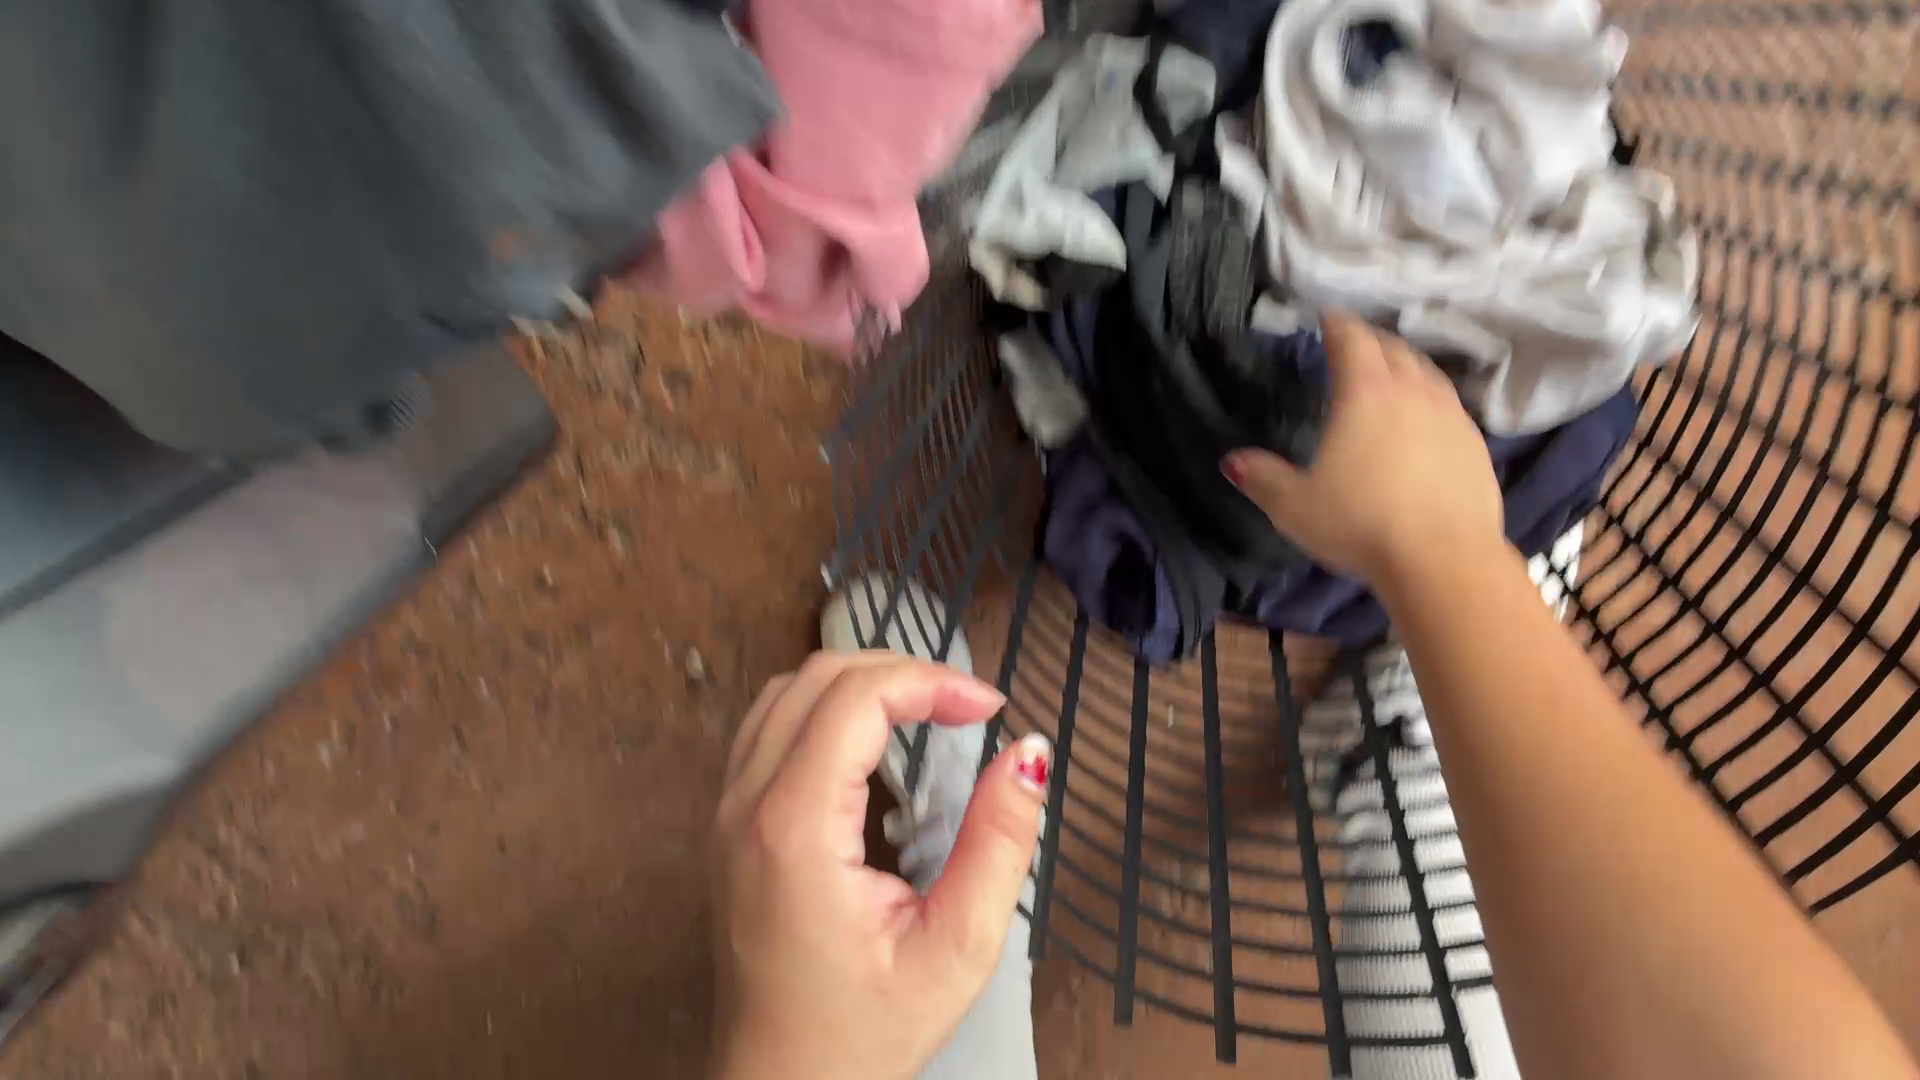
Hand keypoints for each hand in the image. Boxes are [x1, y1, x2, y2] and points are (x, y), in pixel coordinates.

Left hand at [711, 651, 1050, 1079]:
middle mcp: (746, 801)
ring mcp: (726, 807)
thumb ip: (999, 844)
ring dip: (862, 680)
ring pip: (789, 689)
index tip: (990, 707)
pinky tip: (870, 736)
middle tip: (965, 706)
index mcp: (795, 827)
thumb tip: (1029, 750)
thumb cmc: (866, 1031)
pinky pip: (770, 722)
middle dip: (902, 672)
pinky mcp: (728, 819)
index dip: (931, 681)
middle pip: (820, 676)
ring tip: (926, 709)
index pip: (857, 696)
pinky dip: (827, 704)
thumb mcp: (956, 949)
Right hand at [1221, 313, 1504, 586]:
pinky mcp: (1475, 445)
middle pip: (1393, 349)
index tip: (1326, 317)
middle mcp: (1412, 393)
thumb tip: (1232, 460)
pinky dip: (1428, 399)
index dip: (1337, 324)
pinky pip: (1448, 405)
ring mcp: (1451, 416)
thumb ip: (1261, 477)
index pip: (1351, 341)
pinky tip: (1421, 421)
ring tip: (1388, 374)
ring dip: (1404, 365)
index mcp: (1364, 394)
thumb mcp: (1292, 505)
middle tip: (1352, 343)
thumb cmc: (1358, 523)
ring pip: (1427, 373)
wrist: (1443, 559)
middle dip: (1371, 340)